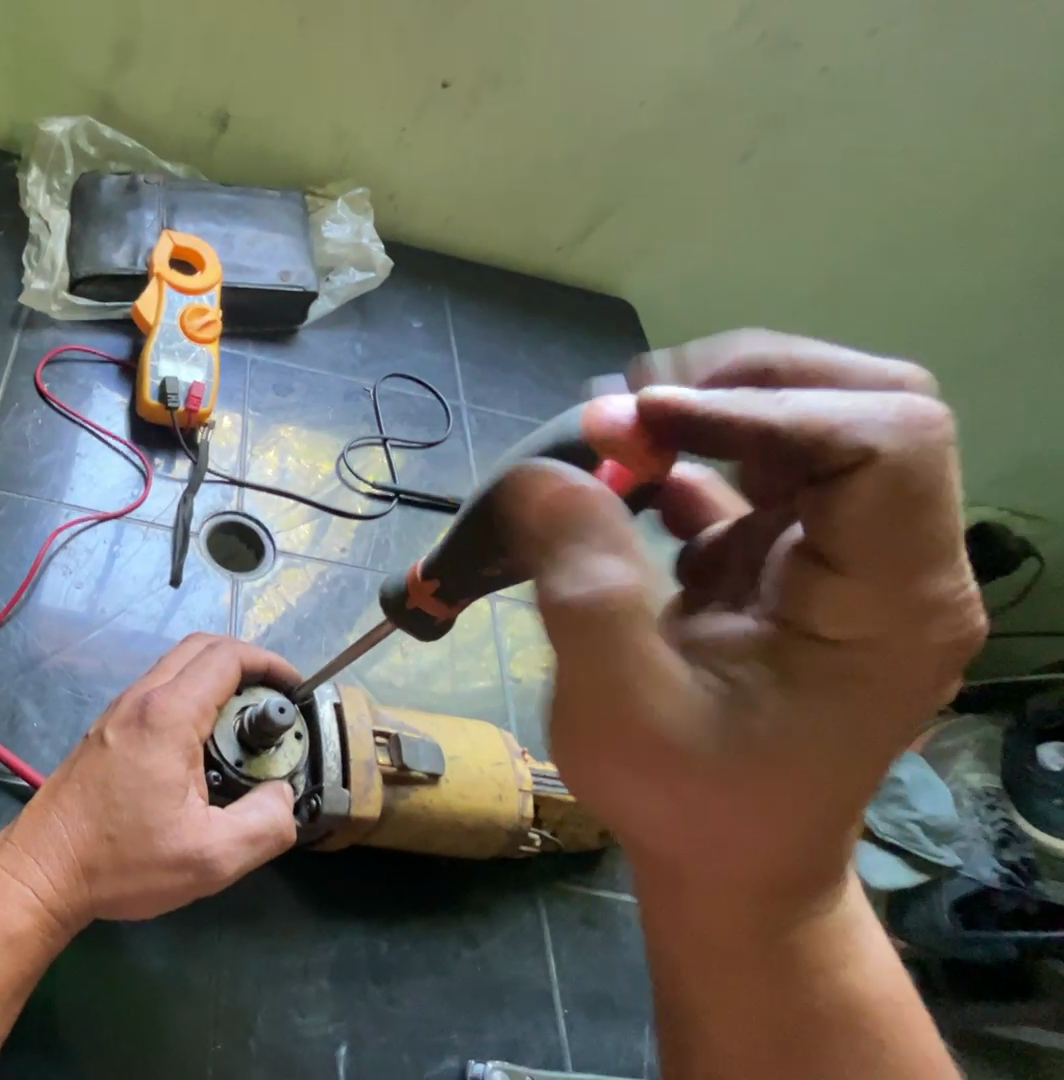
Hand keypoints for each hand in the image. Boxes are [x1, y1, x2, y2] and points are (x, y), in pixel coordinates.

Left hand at [0, 634, 300, 932]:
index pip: (225, 657)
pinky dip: (192, 696)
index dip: (268, 662)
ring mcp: (118, 711)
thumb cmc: (123, 863)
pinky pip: (158, 691)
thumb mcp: (211, 858)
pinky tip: (205, 745)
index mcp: (167, 716)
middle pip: (200, 648)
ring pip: (176, 667)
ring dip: (216, 680)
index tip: (295, 689)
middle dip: (246, 662)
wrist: (43, 869)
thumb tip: (283, 795)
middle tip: (274, 703)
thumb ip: (265, 824)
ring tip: (245, 727)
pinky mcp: (107, 728)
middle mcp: (140, 699)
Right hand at [498, 329, 986, 910]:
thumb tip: (543, 471)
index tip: (635, 424)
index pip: (881, 442)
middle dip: (745, 380)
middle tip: (631, 405)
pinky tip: (627, 473)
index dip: (759, 407)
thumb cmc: (685, 798)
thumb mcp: (618, 704)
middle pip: (868, 404)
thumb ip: (585, 584)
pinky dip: (692, 449)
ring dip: (714, 403)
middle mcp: (889, 561)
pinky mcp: (787, 564)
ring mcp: (840, 558)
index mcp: (888, 600)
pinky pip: (759, 470)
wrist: (728, 859)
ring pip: (816, 421)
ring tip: (618, 427)